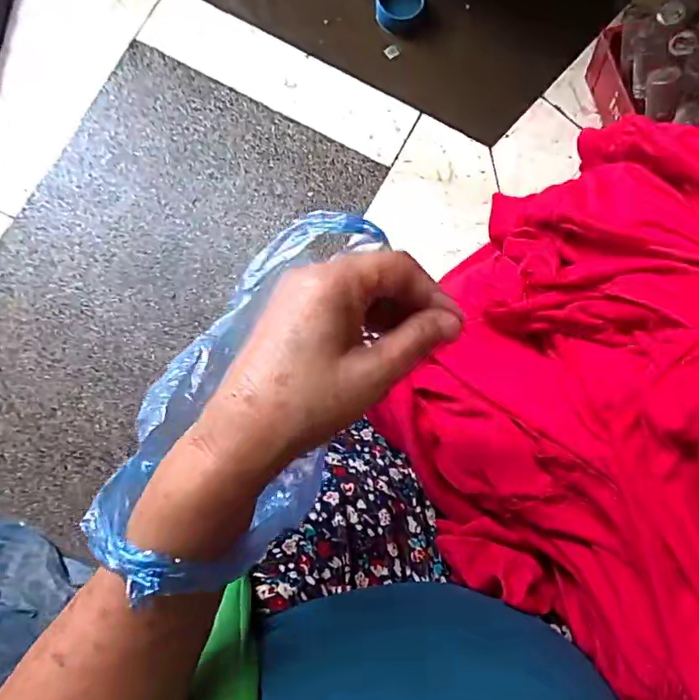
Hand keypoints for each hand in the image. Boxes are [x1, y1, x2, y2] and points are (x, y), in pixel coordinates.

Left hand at [188, 251, 462, 474]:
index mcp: (333, 280)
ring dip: (390, 311)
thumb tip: (453, 321)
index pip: (398, 265)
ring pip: (358, 289)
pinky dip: (365, 319)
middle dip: (413, 302)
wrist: (242, 434)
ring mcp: (295, 292)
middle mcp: (312, 274)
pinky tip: (377, 348)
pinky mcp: (288, 313)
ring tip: (412, 347)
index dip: (434, 293)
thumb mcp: (373, 372)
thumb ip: (418, 340)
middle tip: (437, 339)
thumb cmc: (311, 403)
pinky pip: (337, 303)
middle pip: (377, 272)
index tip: (455, 327)